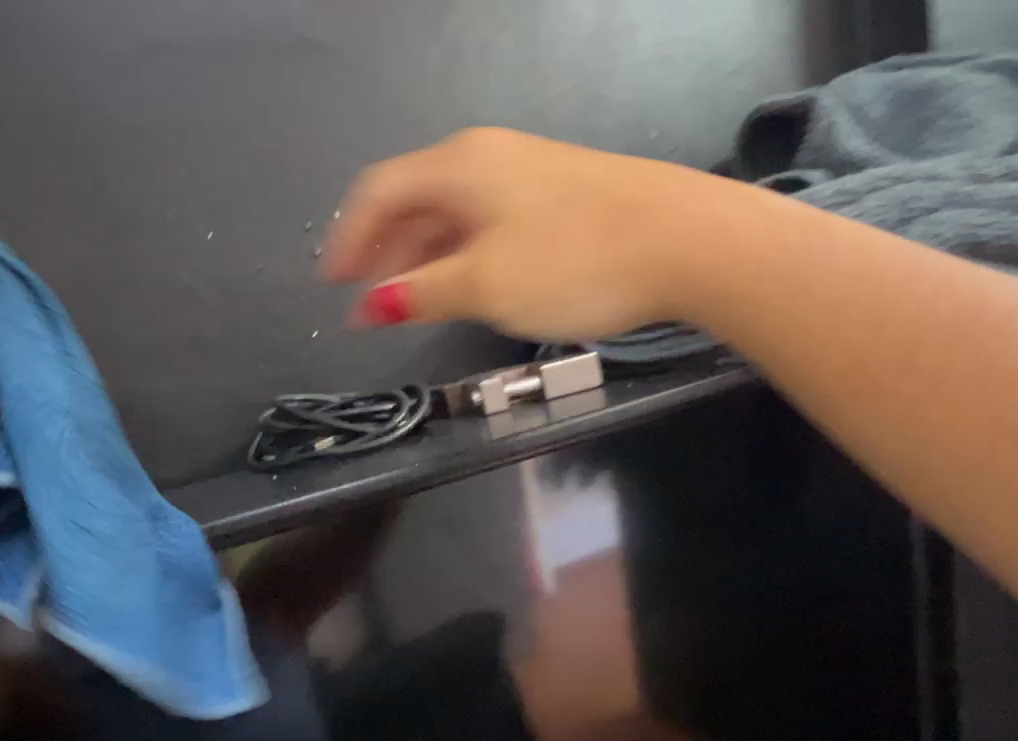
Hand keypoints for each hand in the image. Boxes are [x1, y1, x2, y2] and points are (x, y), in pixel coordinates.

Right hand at [322, 128, 729, 339]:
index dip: (347, 240)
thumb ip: (422, 294)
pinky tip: (464, 287)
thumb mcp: (485, 285)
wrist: (686, 242)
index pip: (378, 193)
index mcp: (458, 167)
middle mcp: (487, 159)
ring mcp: (526, 175)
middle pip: (413, 200)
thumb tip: (372, 305)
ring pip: (452, 214)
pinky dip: (460, 256)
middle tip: (366, 301)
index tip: (332, 286)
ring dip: (421, 258)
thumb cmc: (575, 261)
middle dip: (382, 252)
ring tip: (408, 303)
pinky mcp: (556, 198)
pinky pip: (486, 223)